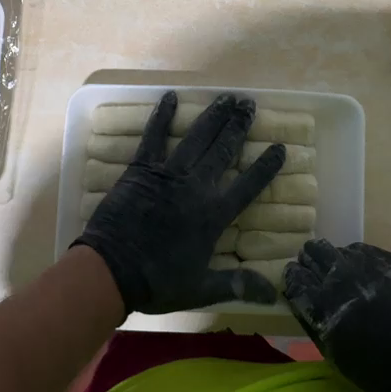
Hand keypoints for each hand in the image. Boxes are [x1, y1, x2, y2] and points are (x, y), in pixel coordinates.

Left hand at [75, 92, 287, 314]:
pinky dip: (162, 116)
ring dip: (213, 116)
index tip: (280, 147)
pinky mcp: (142, 167)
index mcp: (213, 214)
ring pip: (196, 137)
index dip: (266, 166)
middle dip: (239, 126)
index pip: (248, 185)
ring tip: (227, 98)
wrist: (110, 271)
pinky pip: (154, 136)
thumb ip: (238, 284)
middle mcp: (196, 186)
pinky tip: (171, 97)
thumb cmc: (157, 282)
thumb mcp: (202, 288)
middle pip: (223, 150)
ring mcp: (168, 173)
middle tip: (250, 105)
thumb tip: (275, 294)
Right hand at [284, 240, 390, 391]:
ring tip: (342, 273)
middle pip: (315, 252)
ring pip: (341, 249)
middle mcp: (344, 278)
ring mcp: (369, 267)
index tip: (296, 279)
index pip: (296, 276)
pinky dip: (359, 259)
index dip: (294, 276)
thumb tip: (297, 294)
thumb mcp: (331, 350)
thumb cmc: (372, 368)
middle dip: (311, 259)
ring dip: (336, 259)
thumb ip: (310, 318)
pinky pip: (366, 251)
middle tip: (315, 268)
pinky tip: (363, 272)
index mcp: (325, 304)